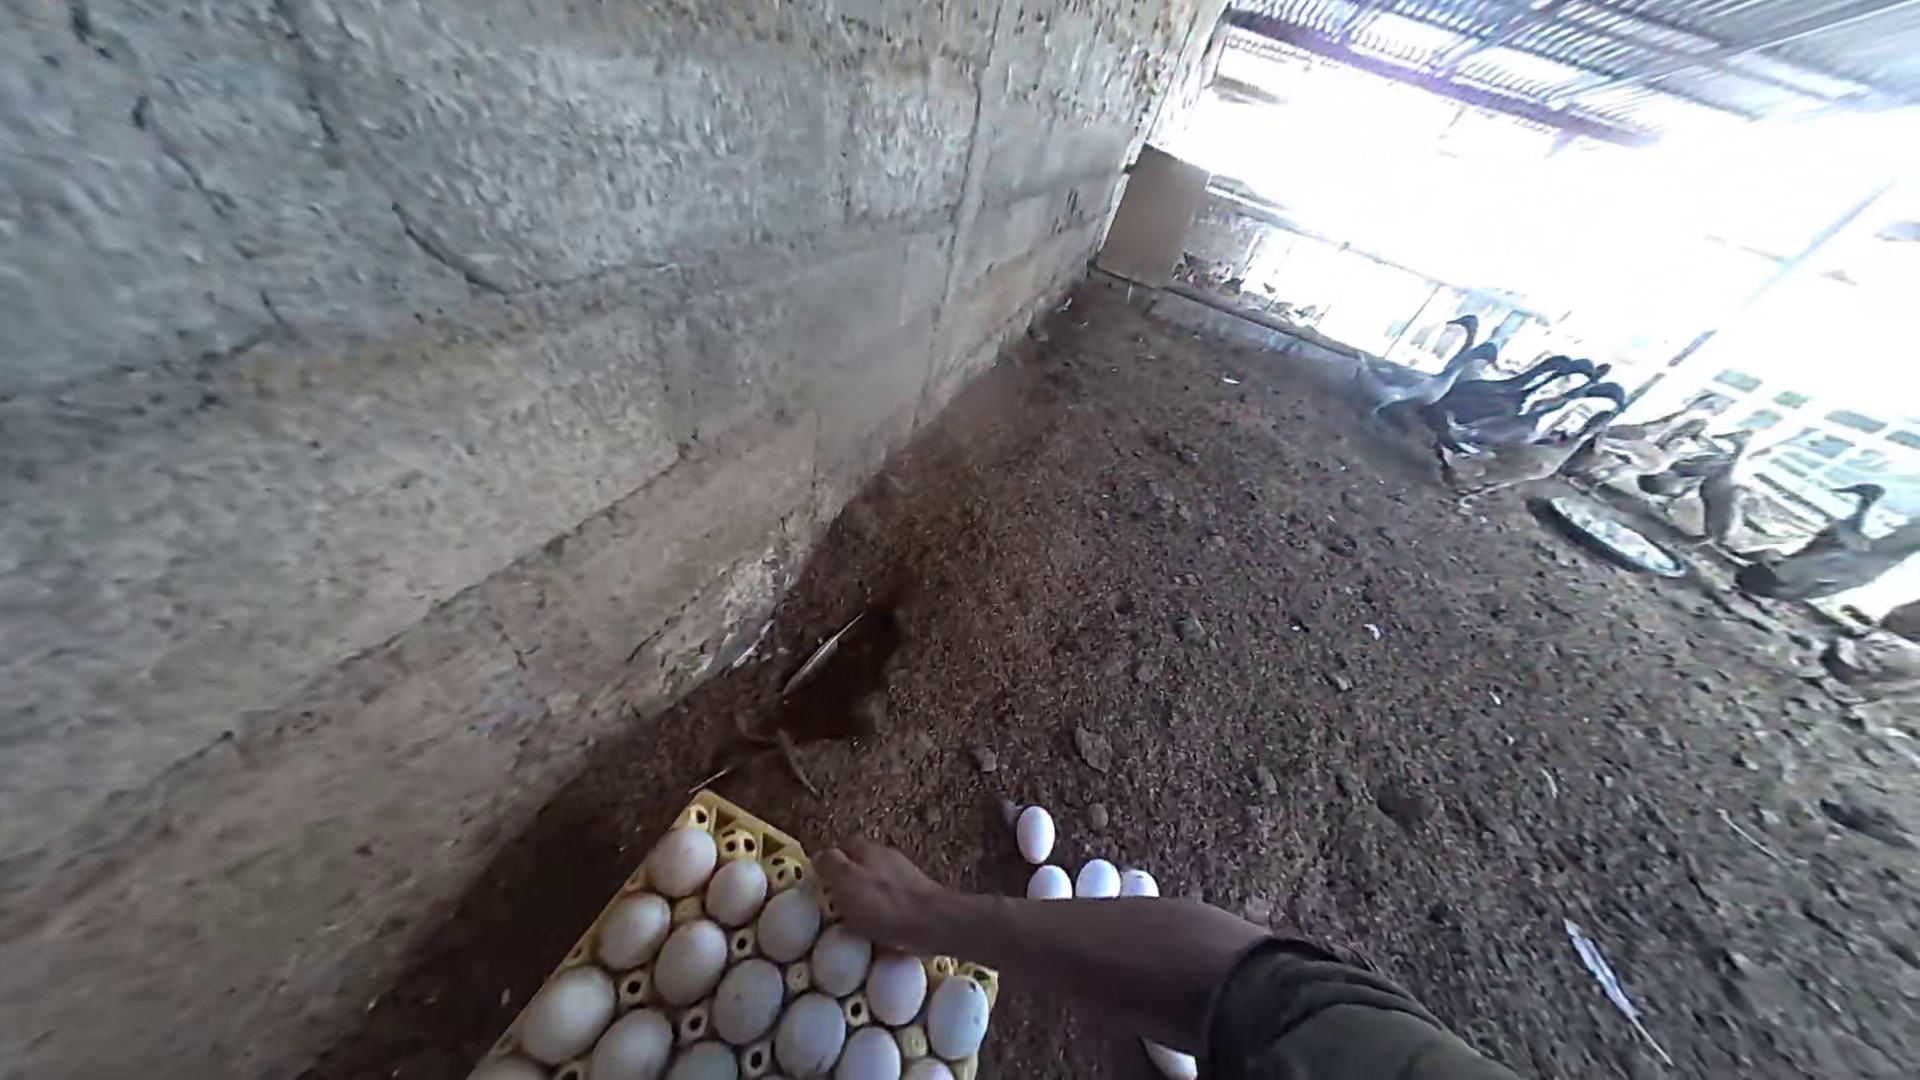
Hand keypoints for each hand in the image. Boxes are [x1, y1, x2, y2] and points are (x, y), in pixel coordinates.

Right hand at [814, 837, 949, 951]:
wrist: (928, 921)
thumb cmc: (882, 902)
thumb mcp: (846, 881)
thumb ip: (831, 865)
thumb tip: (819, 854)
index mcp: (867, 849)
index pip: (844, 844)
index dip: (831, 860)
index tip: (819, 882)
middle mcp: (886, 855)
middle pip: (861, 861)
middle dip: (847, 878)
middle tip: (833, 903)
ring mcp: (903, 874)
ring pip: (876, 879)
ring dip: (864, 894)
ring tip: (852, 918)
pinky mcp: (914, 893)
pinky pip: (890, 897)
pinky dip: (880, 907)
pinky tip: (876, 925)